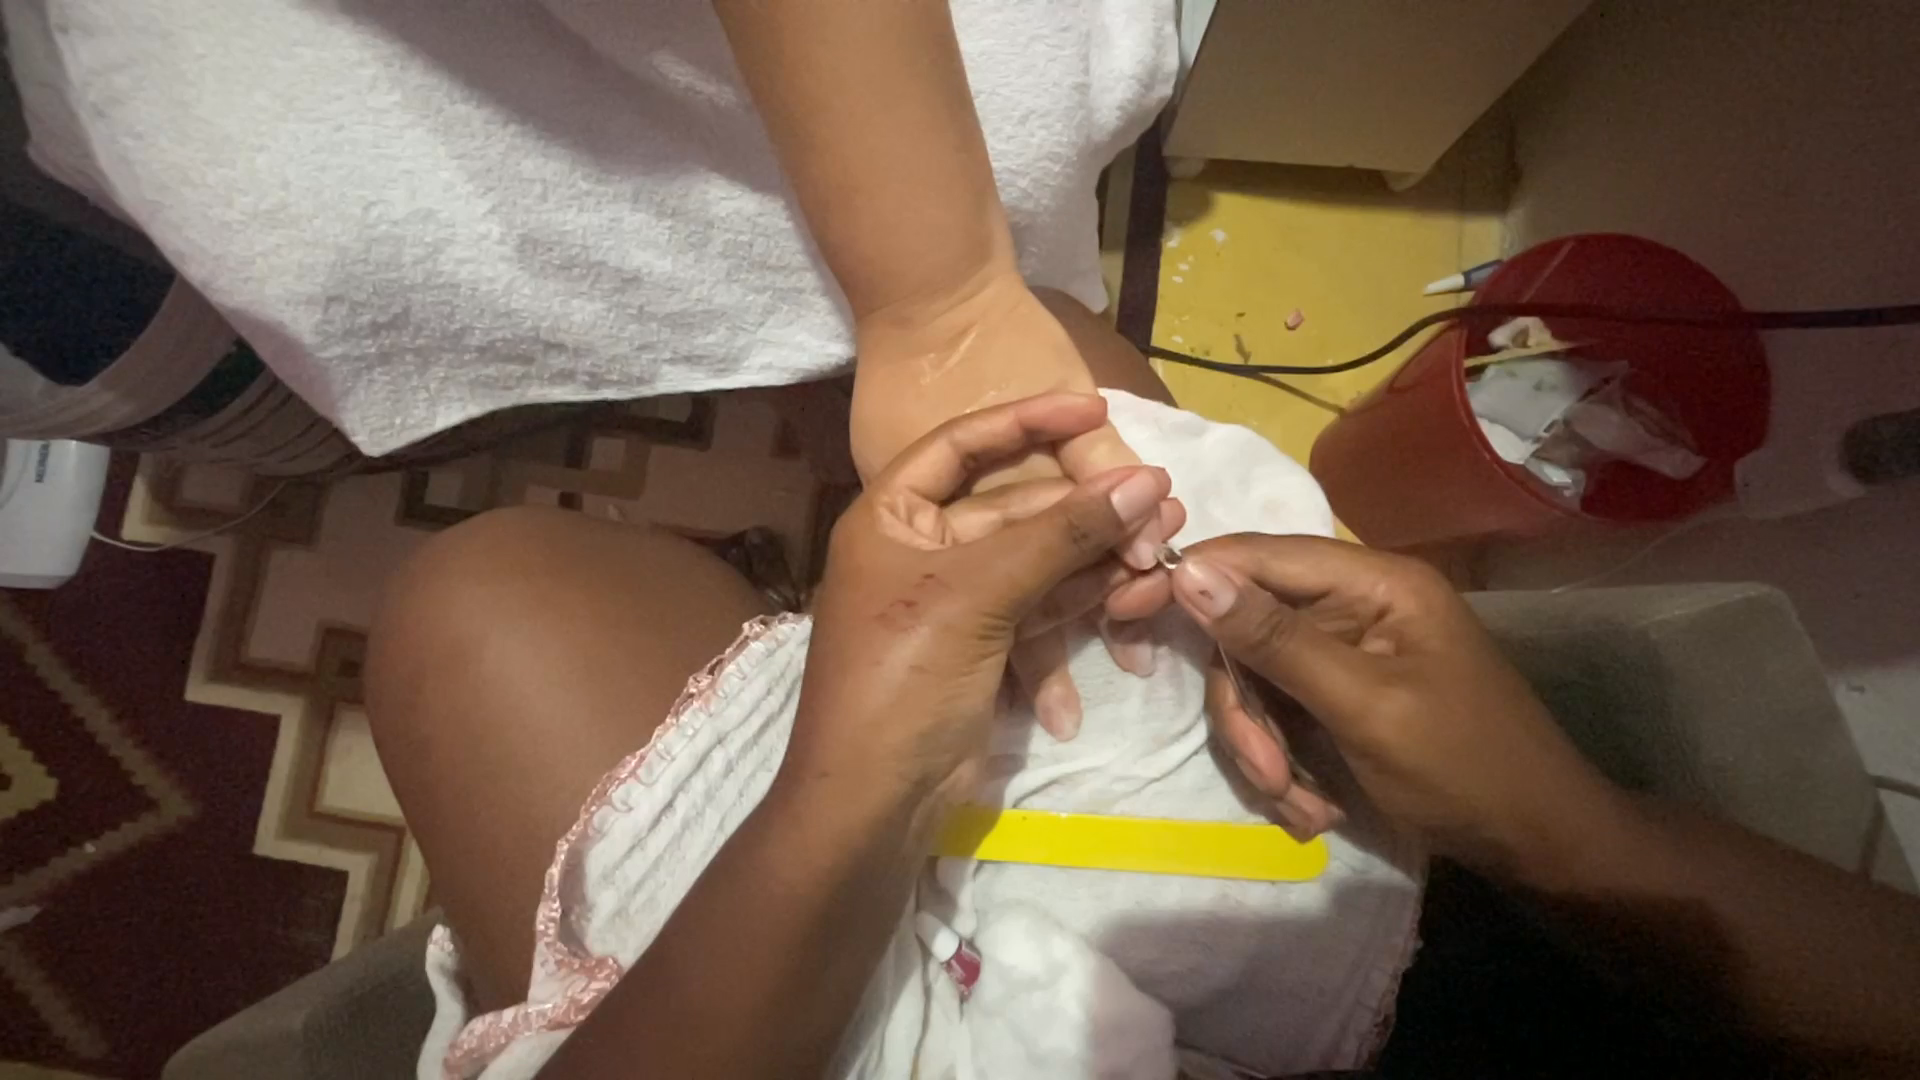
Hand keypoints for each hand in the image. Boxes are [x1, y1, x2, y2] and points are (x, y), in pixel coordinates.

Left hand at [788, 393, 1177, 807]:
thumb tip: (1142, 481)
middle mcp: (923, 546)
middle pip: (1014, 506)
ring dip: (1098, 552)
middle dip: (1084, 506)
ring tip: (1165, 541)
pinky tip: (1136, 589)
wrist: (878, 801)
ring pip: (1038, 558)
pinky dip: (1084, 598)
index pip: (964, 444)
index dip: (1027, 420)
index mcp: (892, 514)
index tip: (1093, 408)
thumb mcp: (979, 594)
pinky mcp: (987, 641)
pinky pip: (1042, 603)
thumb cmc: (904, 675)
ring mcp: (959, 597)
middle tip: (1160, 497)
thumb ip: (1061, 535)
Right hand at [1168, 534, 1624, 879]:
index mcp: (1371, 581)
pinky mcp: (1331, 687)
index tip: (1129, 611)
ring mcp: (1338, 647)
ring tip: (1296, 800)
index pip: (1257, 555)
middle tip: (1264, 768)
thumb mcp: (1363, 705)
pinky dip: (1281, 757)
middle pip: (1245, 626)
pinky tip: (1312, 802)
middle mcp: (1349, 601)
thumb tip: (1187, 571)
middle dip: (1245, 704)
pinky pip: (1274, 707)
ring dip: (1262, 743)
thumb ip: (1273, 636)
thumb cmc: (1465, 768)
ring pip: (1252, 675)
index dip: (1192, 579)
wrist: (1540, 848)